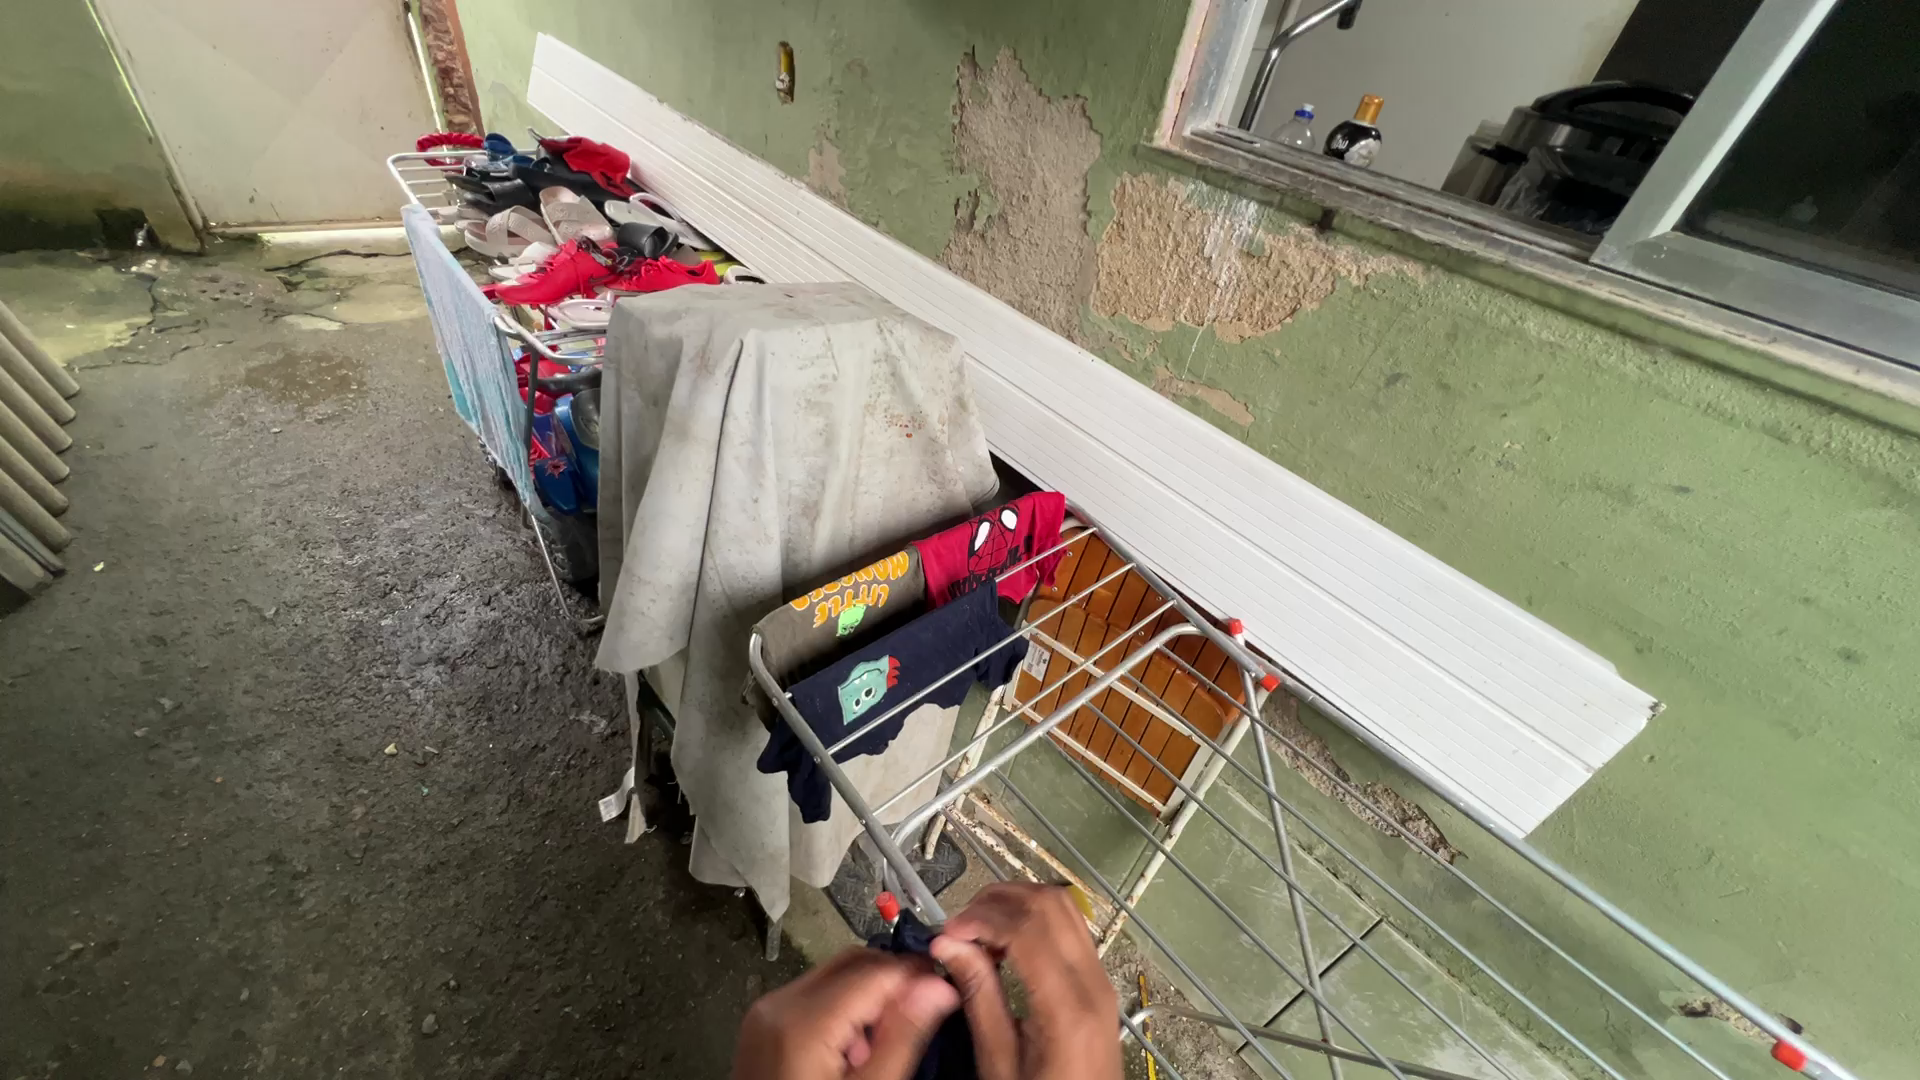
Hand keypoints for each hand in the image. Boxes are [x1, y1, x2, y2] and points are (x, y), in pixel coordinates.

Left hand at [733, 946, 960, 1079]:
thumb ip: (903, 1037)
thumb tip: (939, 987)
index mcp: (804, 1022)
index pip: (874, 971)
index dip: (913, 972)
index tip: (943, 982)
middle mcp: (780, 1003)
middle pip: (851, 963)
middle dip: (890, 978)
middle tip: (923, 1005)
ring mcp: (765, 1011)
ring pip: (833, 974)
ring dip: (867, 991)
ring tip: (886, 1036)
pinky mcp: (761, 1023)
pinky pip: (812, 994)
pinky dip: (840, 1005)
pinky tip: (854, 1045)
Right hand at [932, 883, 1119, 1079]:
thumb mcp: (1000, 1065)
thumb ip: (979, 997)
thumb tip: (947, 943)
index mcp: (1068, 1009)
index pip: (1027, 931)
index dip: (982, 919)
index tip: (947, 932)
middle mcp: (1093, 981)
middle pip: (1048, 904)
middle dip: (998, 901)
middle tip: (961, 925)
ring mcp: (1101, 976)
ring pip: (1062, 904)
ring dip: (1017, 901)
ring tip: (981, 927)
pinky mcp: (1099, 977)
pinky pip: (1070, 923)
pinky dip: (1035, 914)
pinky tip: (1007, 937)